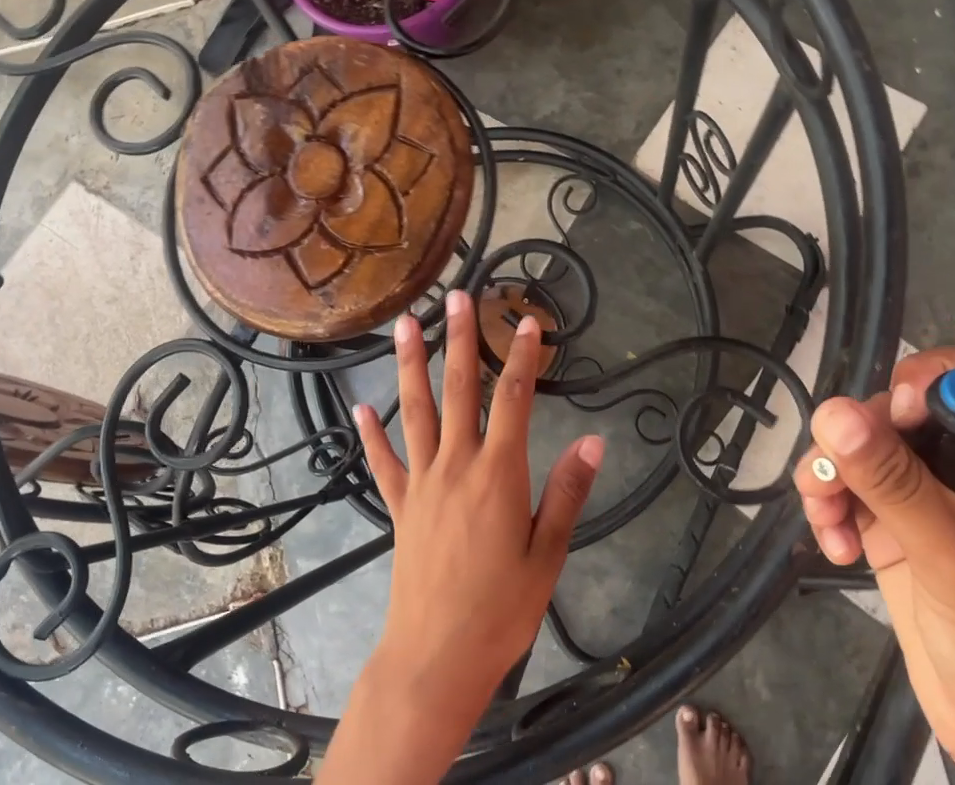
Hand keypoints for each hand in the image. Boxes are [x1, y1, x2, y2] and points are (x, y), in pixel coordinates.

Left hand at [322, 290, 603, 783]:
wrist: (437, 656)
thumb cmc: (503, 609)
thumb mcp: (549, 555)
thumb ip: (567, 493)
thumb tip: (593, 440)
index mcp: (499, 476)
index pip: (515, 402)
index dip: (524, 359)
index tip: (530, 321)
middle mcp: (457, 467)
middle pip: (459, 391)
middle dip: (460, 341)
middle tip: (457, 298)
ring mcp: (422, 485)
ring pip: (416, 413)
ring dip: (410, 366)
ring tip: (404, 326)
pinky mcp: (399, 508)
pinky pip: (384, 463)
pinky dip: (373, 434)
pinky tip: (362, 407)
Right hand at [794, 347, 954, 784]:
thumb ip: (893, 482)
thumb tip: (833, 411)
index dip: (926, 386)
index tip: (887, 417)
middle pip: (907, 413)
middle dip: (862, 440)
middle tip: (838, 476)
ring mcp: (940, 503)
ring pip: (870, 450)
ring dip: (836, 476)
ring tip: (827, 519)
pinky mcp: (905, 534)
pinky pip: (855, 494)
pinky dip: (833, 511)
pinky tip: (835, 547)